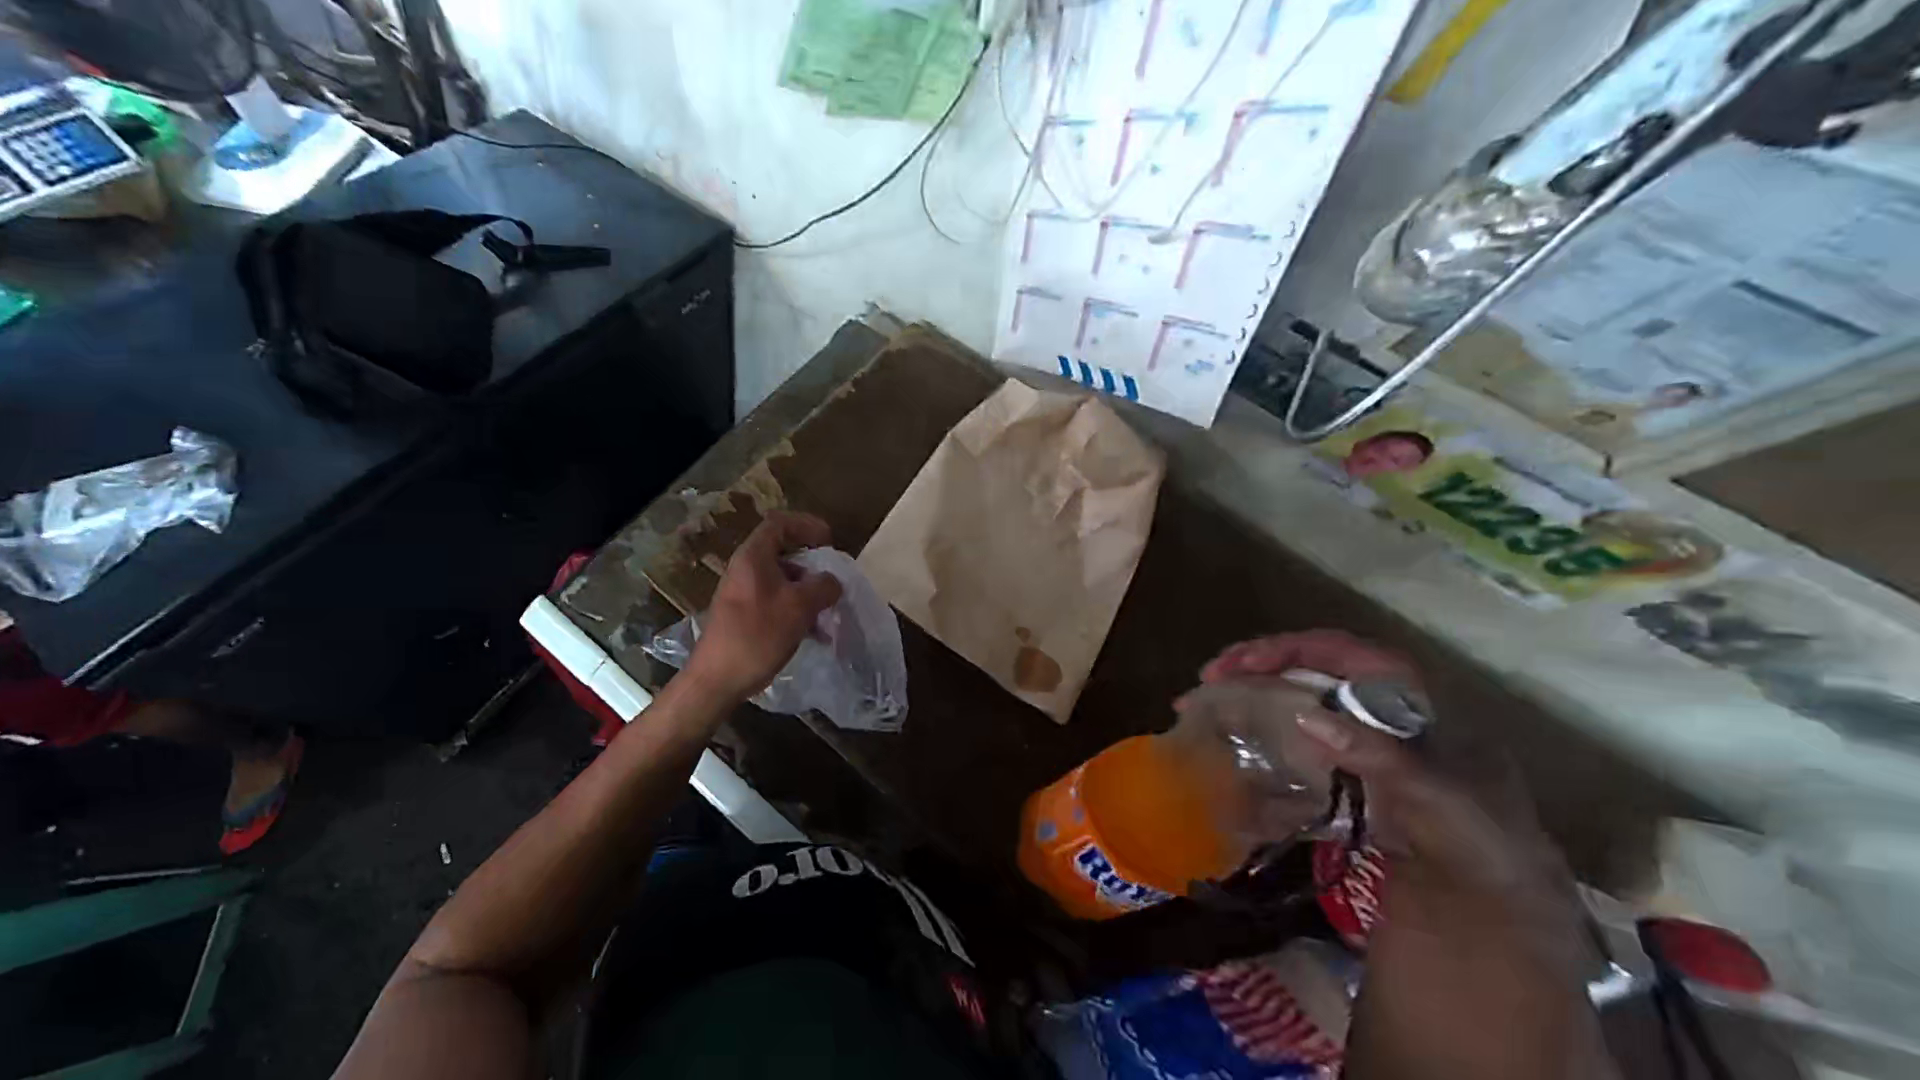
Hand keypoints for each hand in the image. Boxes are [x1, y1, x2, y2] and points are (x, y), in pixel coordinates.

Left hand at [684, 511, 843, 703]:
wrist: (717, 680)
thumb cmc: (758, 635)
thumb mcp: (800, 606)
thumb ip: (823, 586)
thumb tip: (832, 582)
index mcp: (754, 557)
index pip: (780, 523)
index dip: (808, 525)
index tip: (829, 543)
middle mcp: (746, 569)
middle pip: (784, 552)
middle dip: (813, 566)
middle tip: (833, 582)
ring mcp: (743, 594)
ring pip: (783, 581)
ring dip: (808, 592)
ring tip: (828, 612)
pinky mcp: (744, 616)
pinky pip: (777, 602)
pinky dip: (797, 610)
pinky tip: (815, 633)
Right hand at [1198, 631, 1565, 906]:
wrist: (1503, 908)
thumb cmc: (1481, 844)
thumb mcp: (1440, 800)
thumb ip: (1381, 757)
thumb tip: (1304, 714)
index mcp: (1410, 698)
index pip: (1341, 651)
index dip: (1288, 649)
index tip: (1240, 665)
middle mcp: (1380, 708)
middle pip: (1311, 667)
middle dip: (1257, 665)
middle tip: (1210, 678)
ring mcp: (1362, 739)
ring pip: (1300, 697)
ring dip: (1253, 695)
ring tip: (1208, 705)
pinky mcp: (1346, 771)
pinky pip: (1298, 739)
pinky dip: (1262, 736)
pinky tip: (1234, 746)